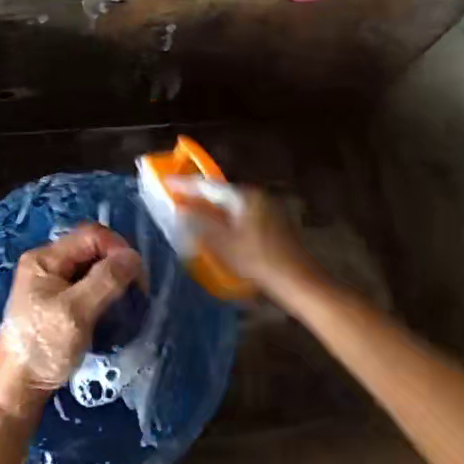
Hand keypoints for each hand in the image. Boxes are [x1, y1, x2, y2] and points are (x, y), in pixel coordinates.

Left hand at [0, 223, 141, 418]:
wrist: (18, 388)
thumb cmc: (43, 348)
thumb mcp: (76, 311)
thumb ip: (105, 280)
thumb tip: (133, 256)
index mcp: (45, 258)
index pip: (90, 236)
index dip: (118, 248)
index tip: (137, 276)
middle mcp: (46, 264)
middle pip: (92, 249)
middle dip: (118, 264)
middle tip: (137, 290)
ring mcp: (50, 283)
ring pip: (91, 268)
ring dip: (113, 280)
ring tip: (128, 301)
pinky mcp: (56, 302)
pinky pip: (86, 285)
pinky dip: (103, 293)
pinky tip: (113, 309)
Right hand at [183, 186, 318, 294]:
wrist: (297, 282)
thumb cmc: (258, 261)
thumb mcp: (222, 243)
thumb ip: (199, 222)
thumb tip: (180, 208)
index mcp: (244, 197)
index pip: (208, 186)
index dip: (185, 184)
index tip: (166, 181)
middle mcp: (256, 197)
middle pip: (220, 193)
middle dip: (197, 196)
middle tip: (175, 197)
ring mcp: (265, 209)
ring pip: (230, 204)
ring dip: (210, 208)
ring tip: (189, 213)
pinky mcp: (270, 224)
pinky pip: (239, 214)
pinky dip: (223, 218)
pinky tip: (213, 229)